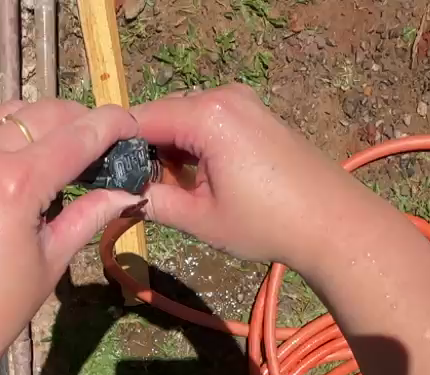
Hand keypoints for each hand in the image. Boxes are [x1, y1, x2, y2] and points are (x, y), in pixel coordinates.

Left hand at [0, 100, 143, 363]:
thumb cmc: (1, 305)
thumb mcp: (52, 261)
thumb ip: (89, 216)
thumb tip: (128, 194)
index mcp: (16, 185)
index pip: (75, 138)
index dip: (109, 125)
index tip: (130, 122)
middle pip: (41, 114)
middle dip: (77, 119)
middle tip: (99, 141)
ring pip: (6, 114)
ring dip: (39, 121)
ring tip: (58, 146)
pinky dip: (1, 132)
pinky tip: (16, 155)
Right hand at [132, 85, 397, 271]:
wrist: (330, 222)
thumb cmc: (266, 223)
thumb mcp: (200, 219)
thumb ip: (154, 202)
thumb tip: (119, 195)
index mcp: (206, 115)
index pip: (141, 119)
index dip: (116, 146)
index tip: (99, 174)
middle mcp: (223, 96)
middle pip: (162, 116)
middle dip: (144, 151)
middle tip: (132, 192)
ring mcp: (242, 103)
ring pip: (184, 121)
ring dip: (169, 153)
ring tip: (166, 194)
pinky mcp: (254, 116)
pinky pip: (207, 124)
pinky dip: (192, 149)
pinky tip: (195, 183)